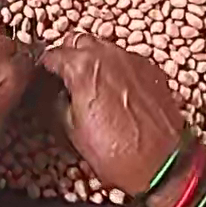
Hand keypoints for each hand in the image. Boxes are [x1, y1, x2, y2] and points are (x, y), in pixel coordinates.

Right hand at [40, 34, 187, 196]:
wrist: (162, 166)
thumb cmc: (117, 152)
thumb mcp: (71, 129)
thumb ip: (56, 101)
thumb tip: (54, 93)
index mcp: (82, 67)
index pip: (52, 55)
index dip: (43, 68)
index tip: (43, 77)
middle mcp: (107, 55)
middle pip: (77, 41)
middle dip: (68, 55)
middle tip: (64, 77)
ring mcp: (132, 60)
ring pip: (103, 47)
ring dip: (92, 59)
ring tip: (90, 84)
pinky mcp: (151, 70)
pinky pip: (126, 60)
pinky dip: (116, 68)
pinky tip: (115, 91)